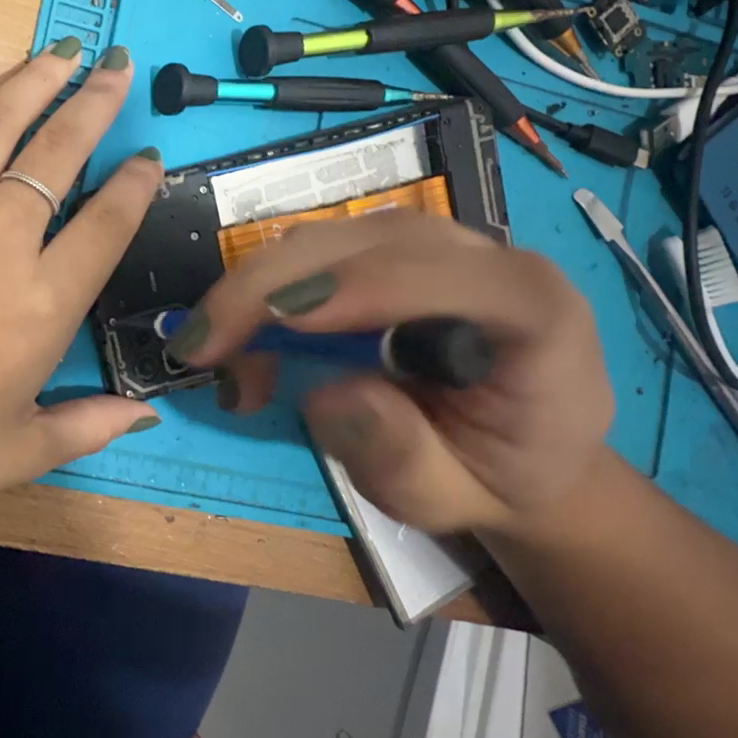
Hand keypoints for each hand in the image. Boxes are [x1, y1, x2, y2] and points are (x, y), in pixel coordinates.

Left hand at [0, 36, 162, 532]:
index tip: (148, 158)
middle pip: (58, 155)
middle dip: (95, 104)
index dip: (135, 185)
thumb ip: (90, 425)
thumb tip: (148, 415)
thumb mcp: (22, 452)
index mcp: (43, 304)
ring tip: (58, 52)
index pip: (108, 224)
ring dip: (27, 83)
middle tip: (116, 68)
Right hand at [169, 213, 614, 535]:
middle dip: (272, 287)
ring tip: (211, 353)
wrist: (508, 445)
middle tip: (200, 346)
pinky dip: (256, 291)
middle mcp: (485, 260)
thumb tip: (326, 393)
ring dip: (253, 289)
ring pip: (325, 239)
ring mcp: (428, 246)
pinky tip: (238, 341)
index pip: (460, 282)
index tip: (282, 321)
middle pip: (368, 244)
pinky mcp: (380, 249)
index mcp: (537, 318)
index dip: (371, 289)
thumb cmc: (487, 473)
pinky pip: (306, 252)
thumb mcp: (448, 497)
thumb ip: (401, 454)